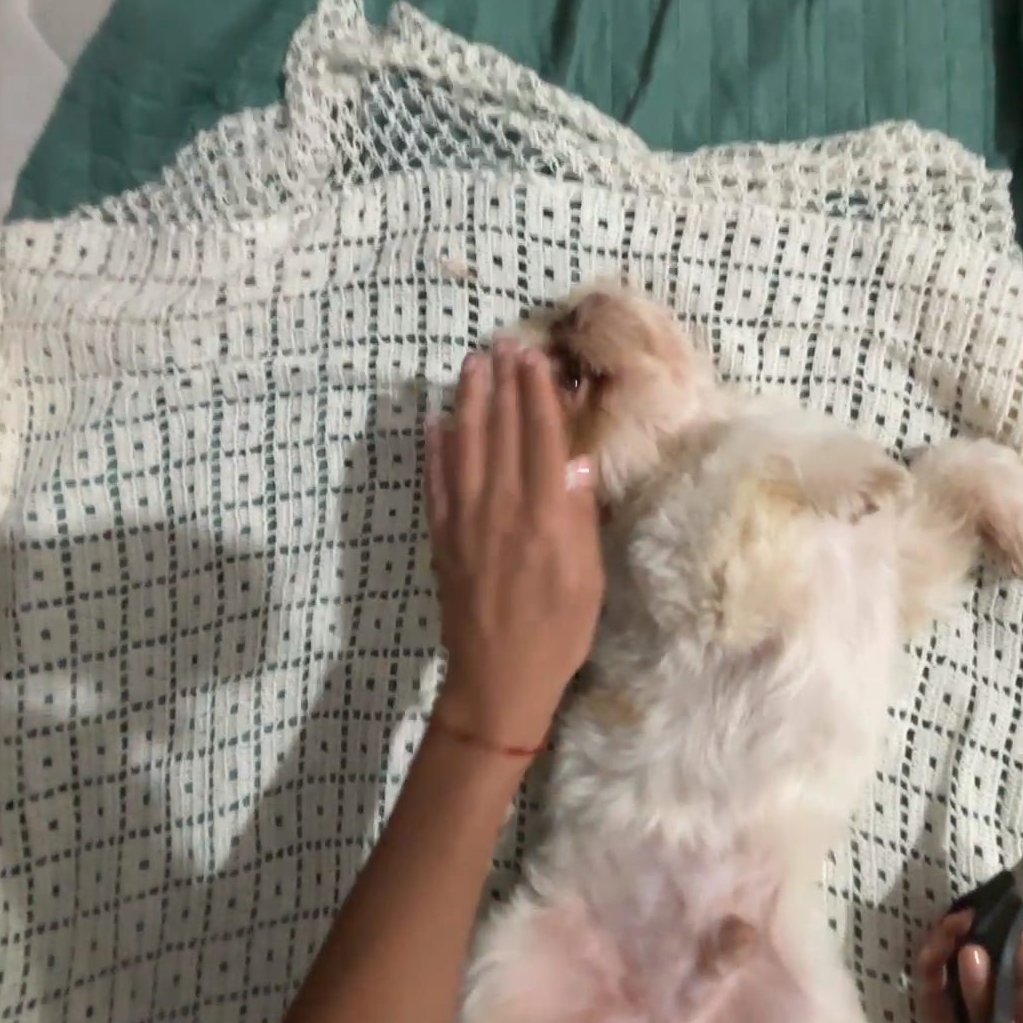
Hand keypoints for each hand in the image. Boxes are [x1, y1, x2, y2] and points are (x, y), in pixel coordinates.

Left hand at [425, 342, 603, 753]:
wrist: (497, 677)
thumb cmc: (558, 632)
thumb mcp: (588, 578)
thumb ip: (580, 517)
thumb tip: (578, 460)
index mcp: (545, 516)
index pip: (540, 439)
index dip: (537, 395)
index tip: (535, 359)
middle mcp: (501, 507)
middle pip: (501, 432)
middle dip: (503, 385)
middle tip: (503, 345)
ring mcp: (465, 519)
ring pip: (465, 446)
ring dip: (468, 402)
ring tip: (472, 366)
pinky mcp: (442, 536)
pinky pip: (436, 481)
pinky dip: (435, 448)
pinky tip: (436, 423)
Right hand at [916, 912, 1022, 1022]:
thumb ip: (990, 1008)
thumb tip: (970, 949)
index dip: (991, 925)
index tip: (955, 920)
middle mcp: (1022, 1008)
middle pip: (985, 955)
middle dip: (952, 950)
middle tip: (929, 958)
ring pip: (960, 978)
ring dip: (938, 980)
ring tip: (930, 993)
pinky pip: (952, 1010)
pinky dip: (939, 1013)